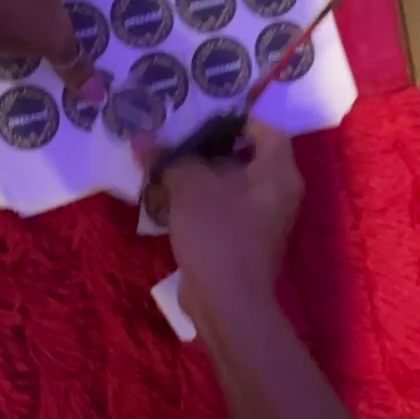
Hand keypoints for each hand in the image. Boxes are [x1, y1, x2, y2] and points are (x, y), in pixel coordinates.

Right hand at [155, 122, 303, 324]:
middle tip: (172, 134)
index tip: (198, 115)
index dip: (232, 118)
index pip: (264, 128)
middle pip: (243, 155)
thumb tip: (141, 139)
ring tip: (162, 161)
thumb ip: (168, 159)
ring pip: (227, 183)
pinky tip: (165, 195)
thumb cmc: (218, 233)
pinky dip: (196, 199)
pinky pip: (219, 208)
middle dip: (205, 146)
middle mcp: (276, 192)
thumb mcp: (190, 187)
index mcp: (278, 172)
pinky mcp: (240, 239)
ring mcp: (259, 218)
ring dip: (196, 174)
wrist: (227, 303)